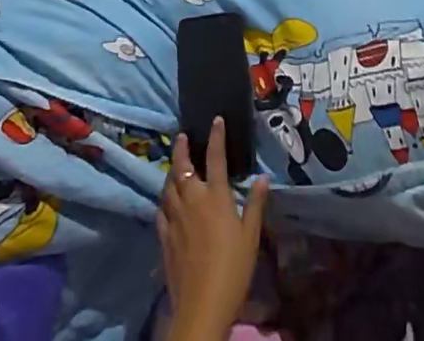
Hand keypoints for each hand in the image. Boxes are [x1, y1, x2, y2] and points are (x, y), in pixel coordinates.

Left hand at [158, 117, 270, 340]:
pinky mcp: (164, 237)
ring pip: (168, 187)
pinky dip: (164, 200)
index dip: (216, 137)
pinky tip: (166, 202)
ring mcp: (175, 219)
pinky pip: (161, 210)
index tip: (215, 120)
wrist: (202, 304)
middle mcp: (192, 201)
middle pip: (182, 168)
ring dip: (171, 171)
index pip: (215, 158)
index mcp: (215, 197)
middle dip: (182, 149)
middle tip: (182, 136)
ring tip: (174, 164)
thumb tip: (262, 178)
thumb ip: (255, 203)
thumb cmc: (233, 267)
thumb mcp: (251, 234)